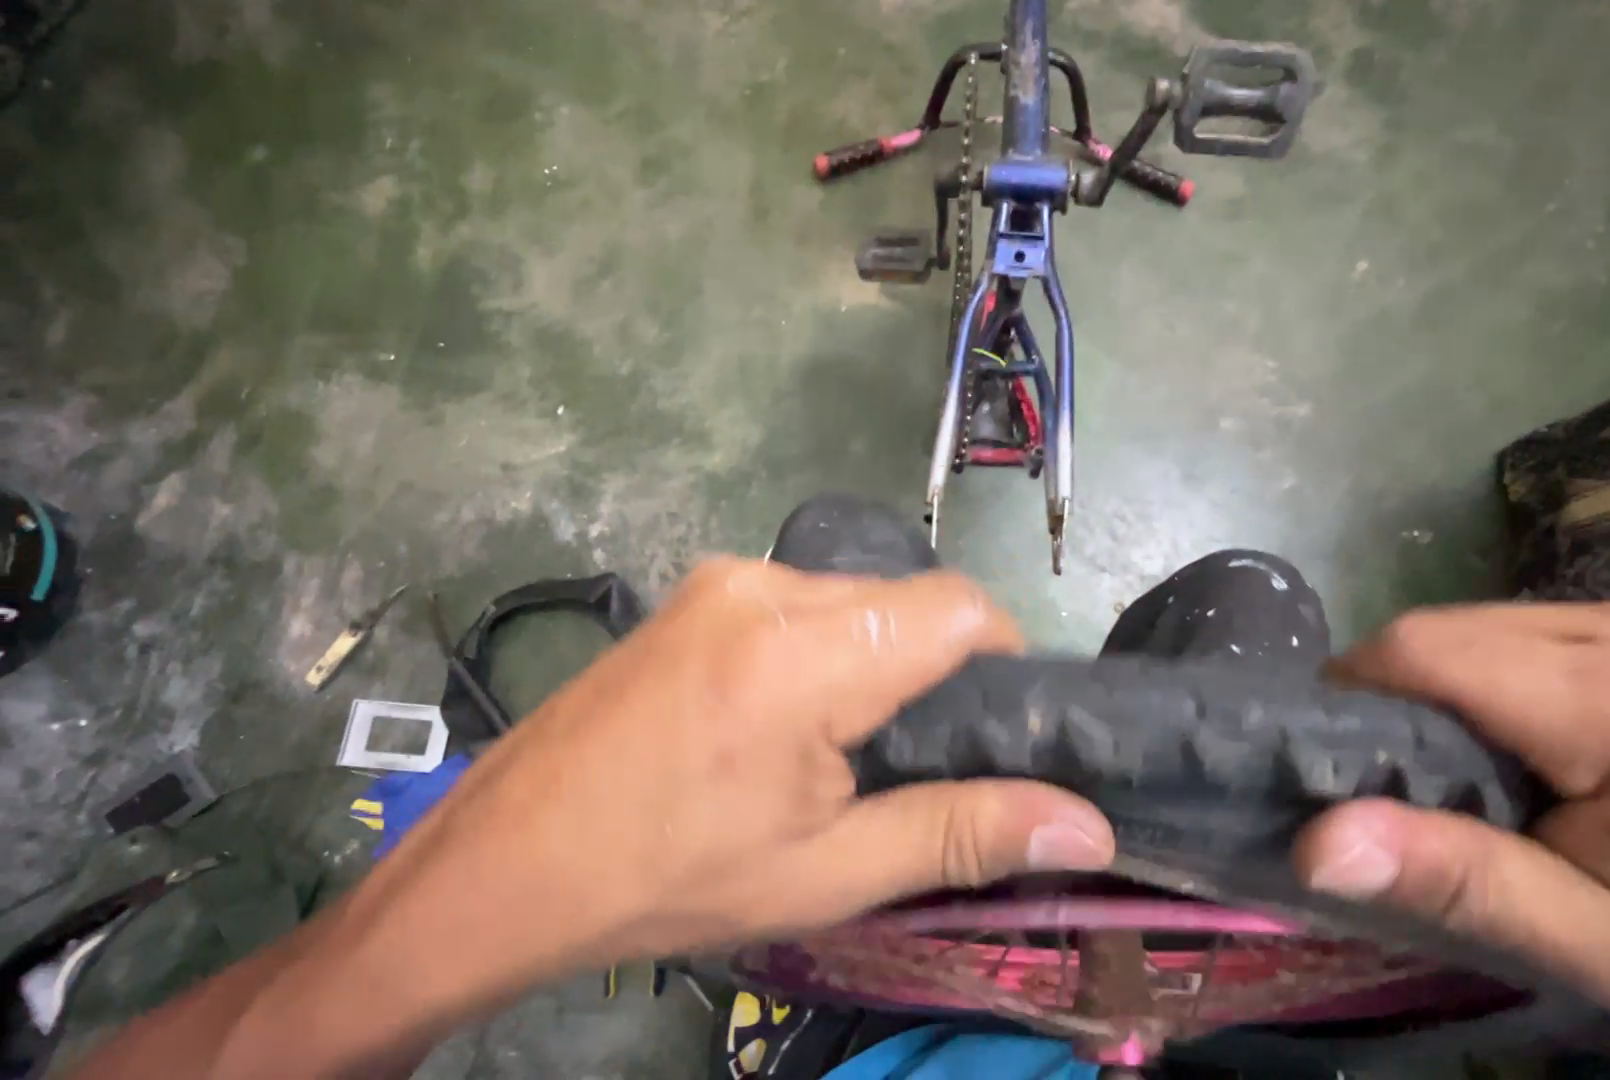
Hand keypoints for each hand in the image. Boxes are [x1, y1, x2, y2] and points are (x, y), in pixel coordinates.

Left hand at [371, 557, 1113, 976]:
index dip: (1000, 655)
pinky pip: (805, 598)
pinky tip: (790, 710)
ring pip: (859, 596)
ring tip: (846, 741)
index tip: (995, 723)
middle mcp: (767, 586)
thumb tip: (1091, 827)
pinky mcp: (698, 587)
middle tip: (915, 753)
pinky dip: (829, 642)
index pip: (956, 607)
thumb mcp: (825, 873)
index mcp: (803, 656)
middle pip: (907, 599)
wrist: (499, 864)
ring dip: (880, 654)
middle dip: (935, 666)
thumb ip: (961, 832)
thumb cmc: (667, 879)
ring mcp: (724, 577)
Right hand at [1292, 590, 1609, 1078]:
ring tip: (1476, 768)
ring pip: (1490, 621)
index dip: (1356, 692)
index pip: (1431, 651)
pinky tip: (1540, 737)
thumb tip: (1316, 843)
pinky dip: (1506, 675)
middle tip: (1409, 782)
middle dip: (1402, 695)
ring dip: (1454, 684)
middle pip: (1453, 628)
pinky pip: (1541, 626)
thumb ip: (1463, 882)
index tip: (1337, 759)